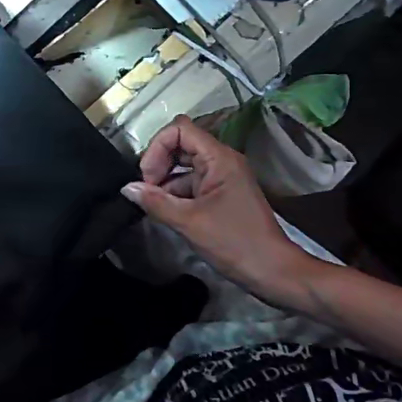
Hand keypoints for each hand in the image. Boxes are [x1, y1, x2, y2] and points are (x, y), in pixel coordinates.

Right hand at [123, 116, 323, 306]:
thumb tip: (127, 188)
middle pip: (181, 144)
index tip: (148, 177)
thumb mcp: (189, 222)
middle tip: (146, 190)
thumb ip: (156, 202)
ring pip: (184, 165)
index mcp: (219, 158)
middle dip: (159, 162)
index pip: (180, 129)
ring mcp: (223, 177)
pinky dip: (176, 193)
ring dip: (165, 180)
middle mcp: (222, 160)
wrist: (274, 272)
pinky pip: (192, 183)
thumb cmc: (235, 242)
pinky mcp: (222, 194)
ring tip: (153, 205)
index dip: (158, 146)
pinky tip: (166, 212)